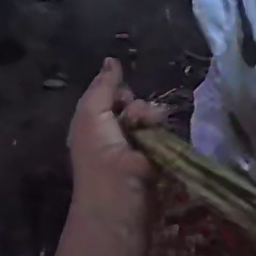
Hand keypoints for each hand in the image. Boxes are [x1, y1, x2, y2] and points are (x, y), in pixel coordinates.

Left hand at [66, 58, 160, 215]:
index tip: (121, 95)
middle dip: (135, 103)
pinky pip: (163, 131)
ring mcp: (137, 146)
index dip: (117, 91)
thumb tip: (111, 59)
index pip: (111, 96)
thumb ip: (103, 85)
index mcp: (92, 125)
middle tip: (132, 115)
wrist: (119, 196)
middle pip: (133, 103)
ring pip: (150, 115)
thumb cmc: (97, 153)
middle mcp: (114, 134)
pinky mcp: (158, 157)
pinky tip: (159, 132)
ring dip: (149, 115)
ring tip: (147, 125)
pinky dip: (162, 129)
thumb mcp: (91, 113)